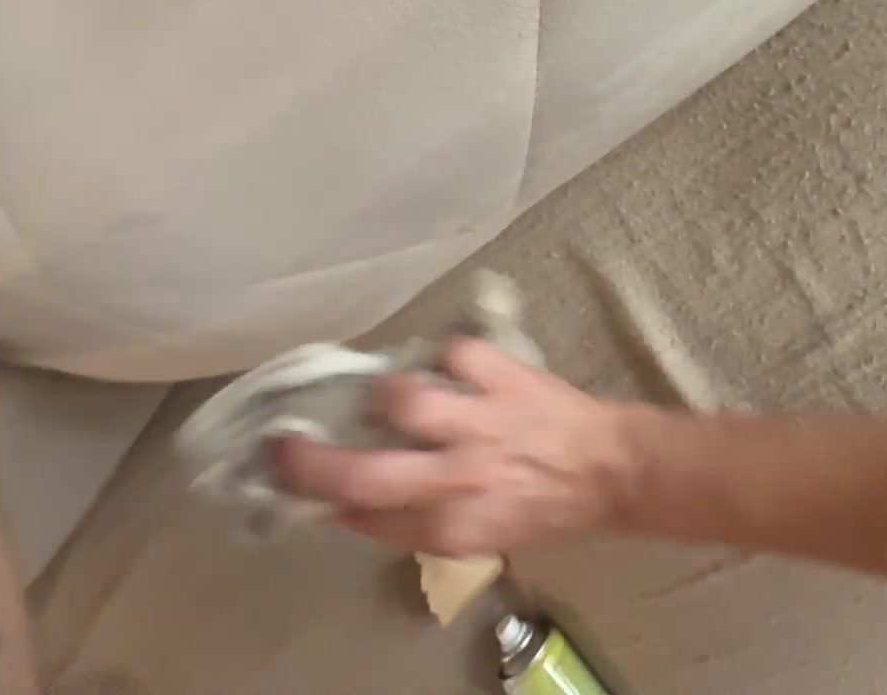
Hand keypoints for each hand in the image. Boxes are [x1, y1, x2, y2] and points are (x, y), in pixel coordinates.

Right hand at [270, 339, 639, 557]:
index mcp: (450, 524)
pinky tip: (446, 364)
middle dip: (309, 459)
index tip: (290, 478)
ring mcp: (482, 420)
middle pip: (362, 472)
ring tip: (386, 391)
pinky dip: (442, 354)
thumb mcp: (476, 535)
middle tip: (281, 441)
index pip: (362, 516)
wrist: (605, 467)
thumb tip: (348, 505)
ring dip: (384, 393)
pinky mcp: (505, 374)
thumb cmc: (539, 505)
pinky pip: (453, 351)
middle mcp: (459, 476)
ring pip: (406, 398)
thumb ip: (413, 523)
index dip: (318, 498)